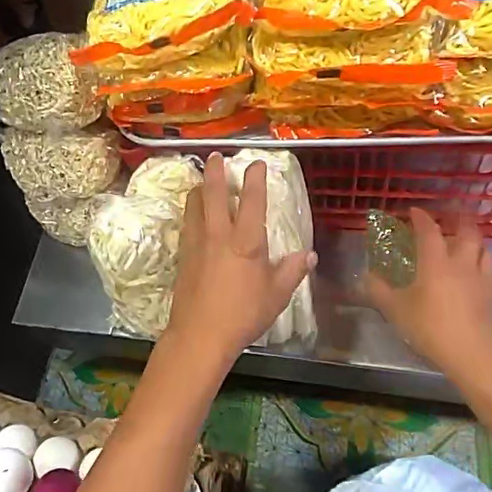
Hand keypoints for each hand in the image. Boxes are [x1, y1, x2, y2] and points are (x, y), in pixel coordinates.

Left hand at [165, 154, 315, 360]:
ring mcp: (196, 244)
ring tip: (203, 183)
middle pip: (214, 193)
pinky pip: (187, 224)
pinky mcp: (183, 256)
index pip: (253, 200)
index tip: (257, 163)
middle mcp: (218, 235)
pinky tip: (194, 217)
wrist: (199, 334)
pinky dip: (191, 212)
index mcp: (246, 241)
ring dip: (199, 189)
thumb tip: (308, 255)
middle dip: (215, 172)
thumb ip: (292, 271)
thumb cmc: (243, 314)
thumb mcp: (277, 295)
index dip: (256, 178)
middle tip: (215, 157)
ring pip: (194, 206)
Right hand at [364, 209, 491, 383]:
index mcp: (436, 262)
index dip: (421, 218)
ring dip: (475, 241)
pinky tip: (482, 271)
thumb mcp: (395, 309)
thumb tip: (367, 275)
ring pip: (484, 248)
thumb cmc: (429, 327)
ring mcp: (483, 277)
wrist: (471, 353)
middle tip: (451, 217)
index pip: (429, 231)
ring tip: (467, 242)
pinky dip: (486, 264)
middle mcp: (462, 262)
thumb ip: (378, 289)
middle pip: (467, 231)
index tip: (414, 212)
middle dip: (458, 220)